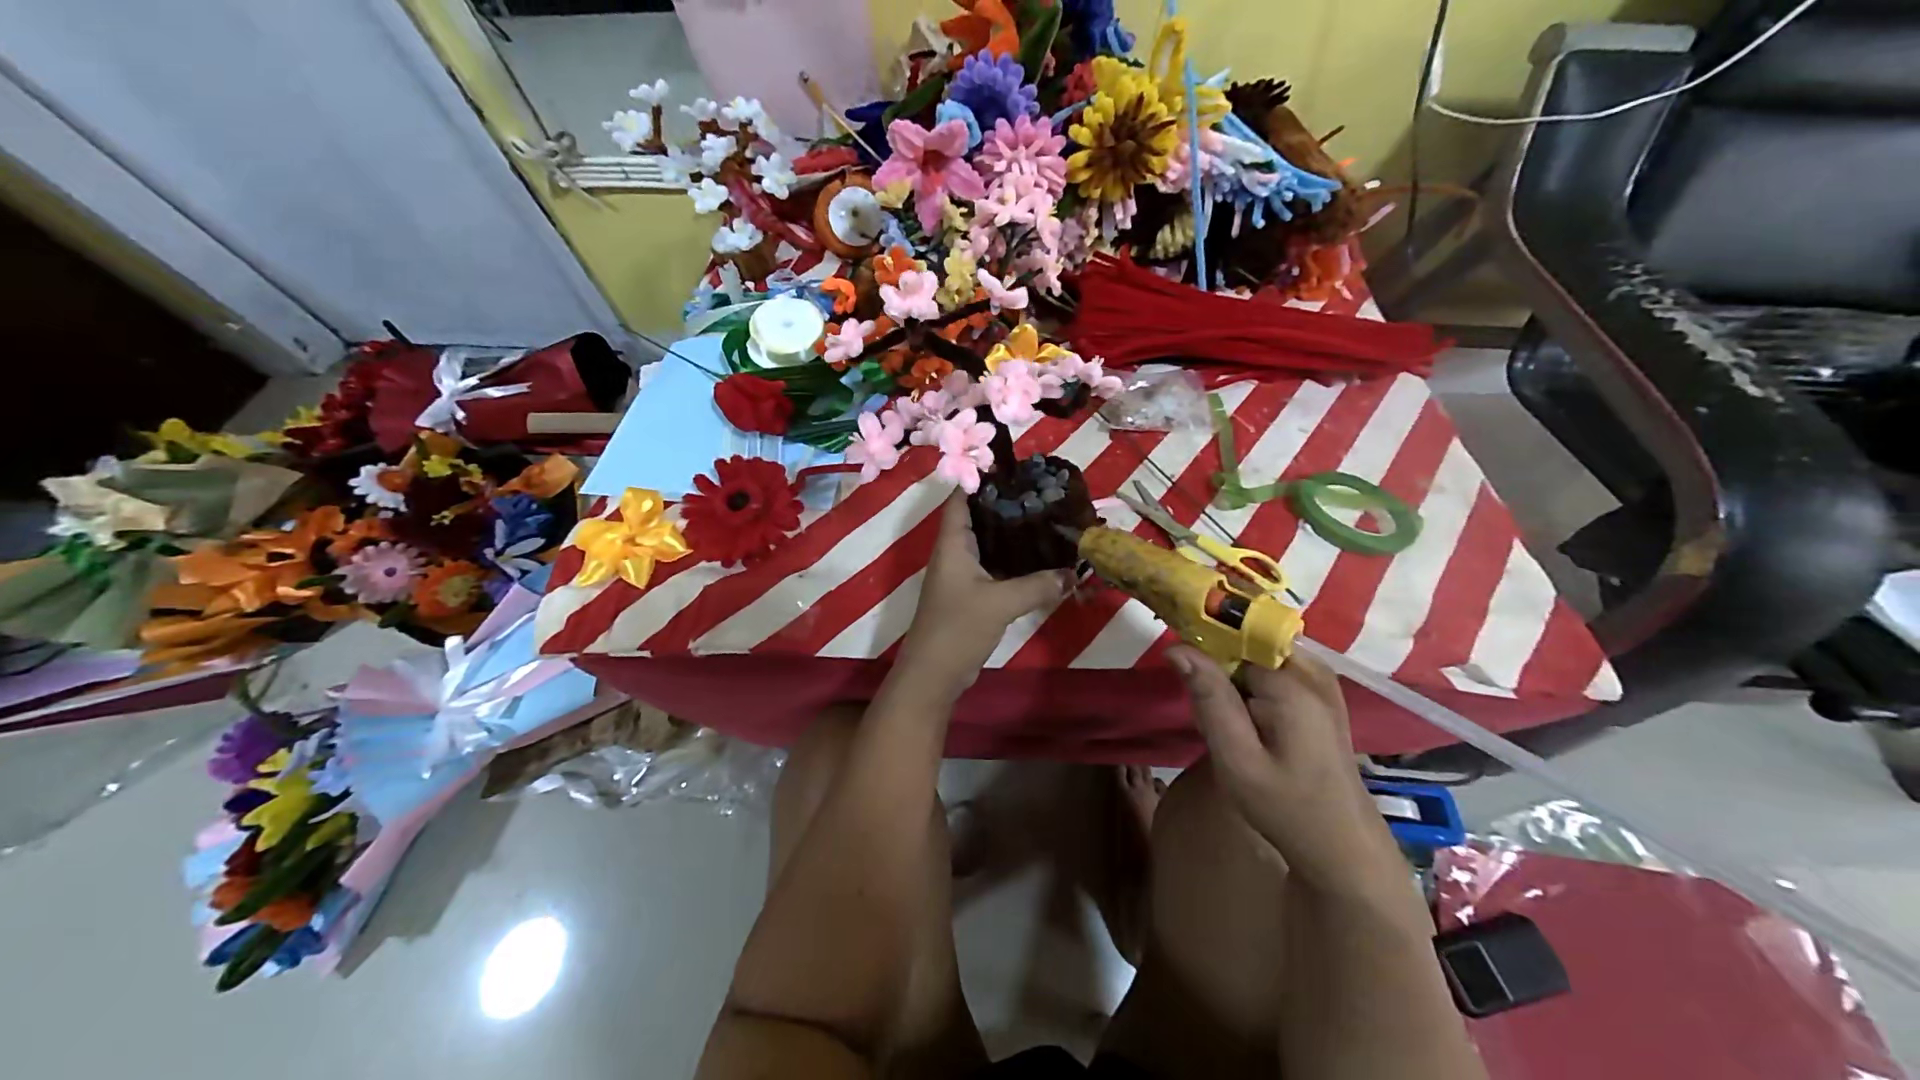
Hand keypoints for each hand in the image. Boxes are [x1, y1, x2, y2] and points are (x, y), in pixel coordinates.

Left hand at [897, 491, 1073, 696]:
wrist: (933, 675)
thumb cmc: (957, 628)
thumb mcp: (1000, 603)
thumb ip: (1038, 586)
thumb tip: (1073, 574)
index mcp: (952, 544)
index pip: (961, 499)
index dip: (982, 480)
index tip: (1014, 469)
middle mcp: (955, 554)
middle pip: (979, 519)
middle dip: (1007, 506)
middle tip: (1043, 494)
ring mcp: (963, 576)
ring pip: (990, 546)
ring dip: (1014, 537)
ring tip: (1048, 521)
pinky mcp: (972, 596)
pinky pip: (996, 569)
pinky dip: (1016, 563)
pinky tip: (1042, 561)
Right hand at [1166, 645, 1401, 892]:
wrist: (1341, 846)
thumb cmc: (1286, 807)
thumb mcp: (1236, 758)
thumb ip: (1209, 700)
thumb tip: (1177, 648)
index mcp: (1294, 684)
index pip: (1235, 638)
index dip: (1203, 647)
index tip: (1181, 673)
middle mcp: (1313, 672)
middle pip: (1247, 644)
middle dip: (1217, 666)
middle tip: (1205, 713)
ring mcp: (1321, 682)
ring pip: (1257, 657)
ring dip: (1230, 678)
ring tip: (1224, 721)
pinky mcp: (1319, 695)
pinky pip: (1272, 671)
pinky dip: (1249, 686)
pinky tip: (1243, 720)